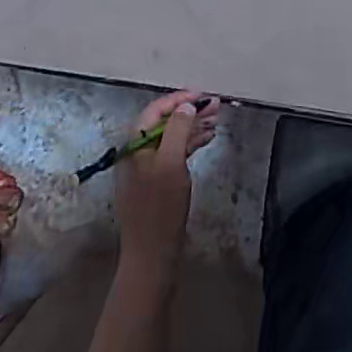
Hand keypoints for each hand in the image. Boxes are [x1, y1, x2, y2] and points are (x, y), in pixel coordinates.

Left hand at [115, 91, 219, 268]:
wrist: (151, 256)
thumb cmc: (160, 208)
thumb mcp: (171, 164)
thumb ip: (177, 130)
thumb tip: (185, 106)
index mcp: (134, 144)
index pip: (156, 111)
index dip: (179, 100)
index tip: (203, 95)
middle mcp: (138, 152)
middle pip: (165, 123)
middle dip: (189, 112)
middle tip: (216, 105)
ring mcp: (147, 168)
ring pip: (171, 138)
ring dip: (193, 126)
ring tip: (217, 119)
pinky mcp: (157, 182)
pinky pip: (174, 153)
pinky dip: (190, 144)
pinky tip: (207, 139)